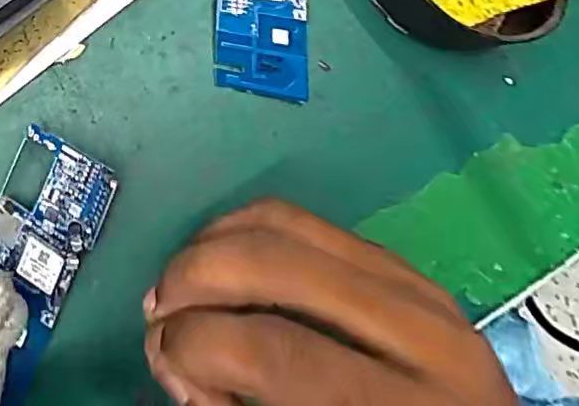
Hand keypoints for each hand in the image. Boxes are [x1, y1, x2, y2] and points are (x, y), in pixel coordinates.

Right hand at [142, 200, 517, 405]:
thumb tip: (170, 354)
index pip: (278, 353)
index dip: (198, 348)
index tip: (163, 360)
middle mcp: (422, 333)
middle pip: (276, 265)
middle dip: (194, 279)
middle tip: (156, 311)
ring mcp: (413, 285)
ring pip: (284, 221)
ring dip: (211, 242)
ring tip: (176, 281)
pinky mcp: (398, 264)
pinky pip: (303, 219)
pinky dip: (243, 227)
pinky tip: (217, 254)